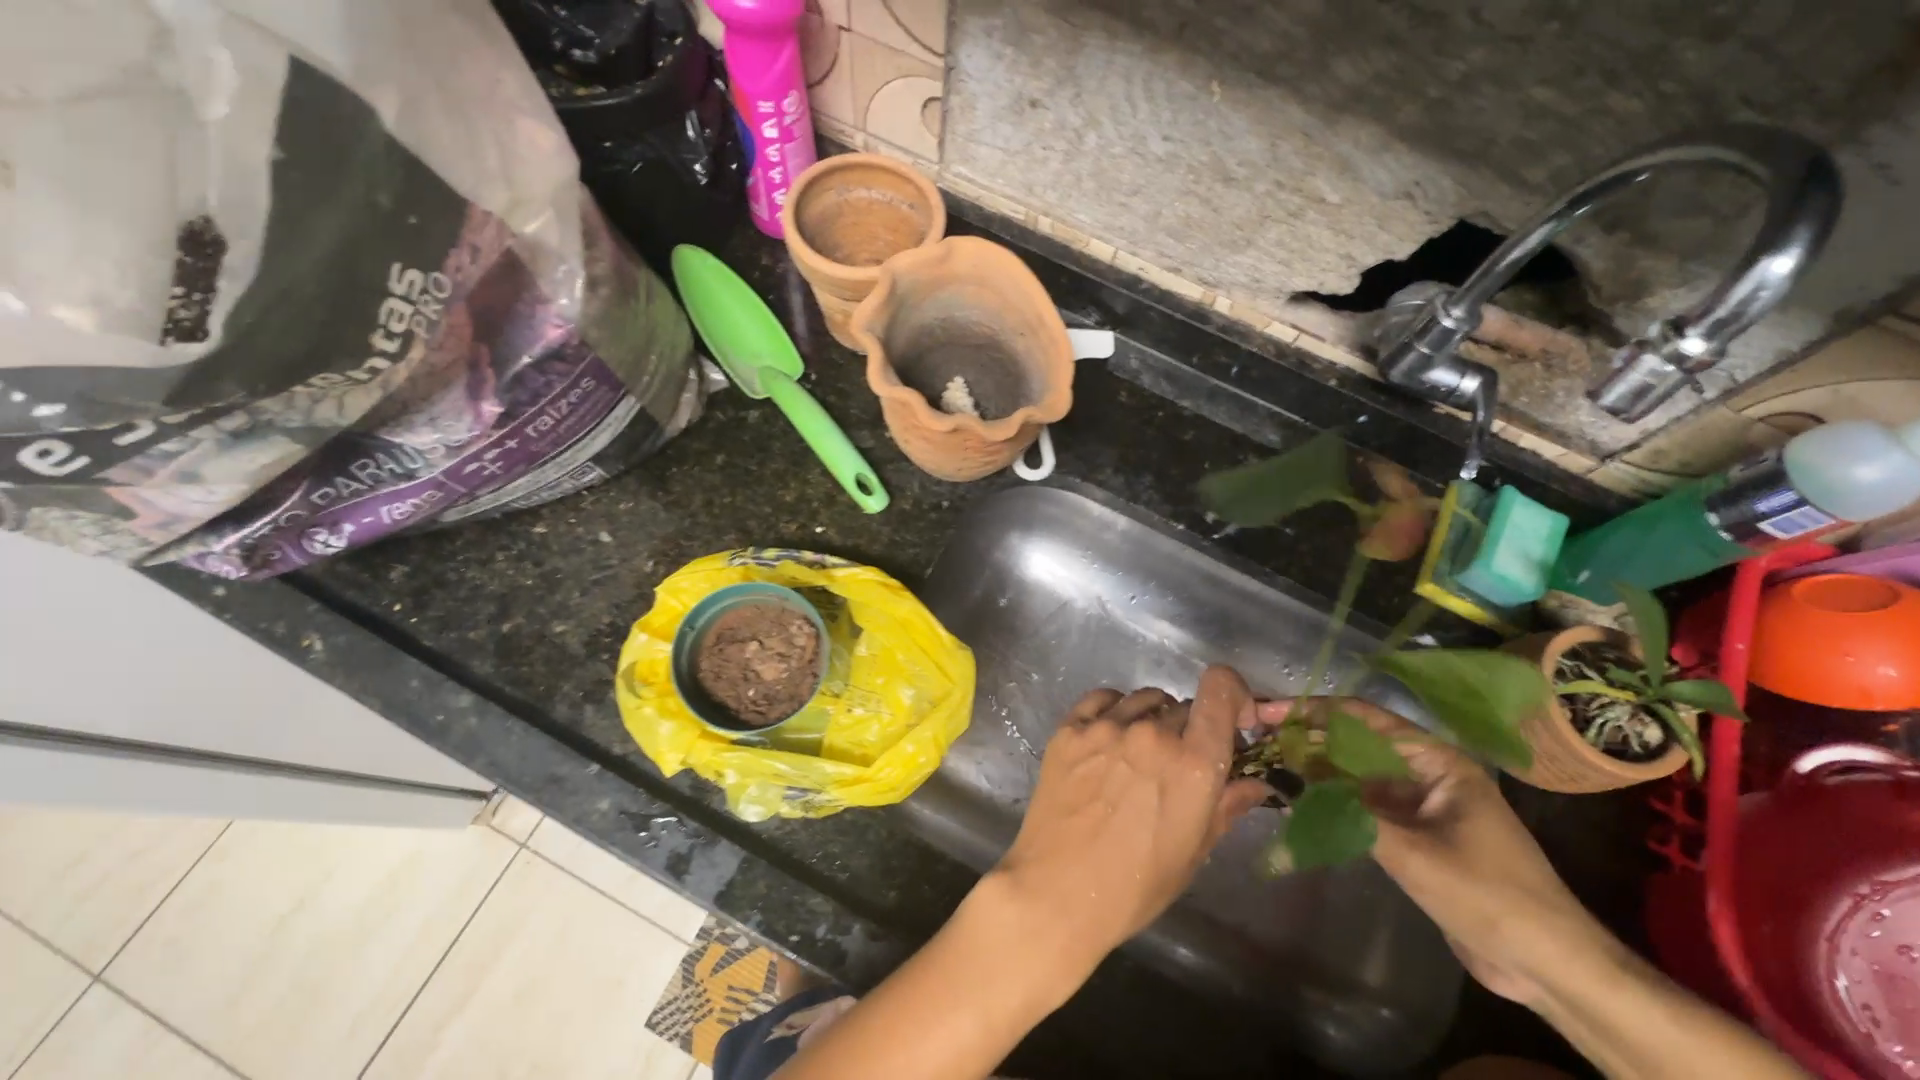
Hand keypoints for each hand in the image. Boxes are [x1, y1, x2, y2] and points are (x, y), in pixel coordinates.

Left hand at [989, 667, 1271, 967]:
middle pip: (1184, 706)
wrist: (1056, 891)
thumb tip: (1256, 784)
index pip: (1221, 689)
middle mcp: (1151, 733)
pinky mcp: (1068, 731)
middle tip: (1181, 762)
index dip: (1235, 694)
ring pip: (1143, 699)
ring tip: (1144, 752)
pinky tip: (1112, 735)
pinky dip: (1115, 710)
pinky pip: (1101, 700)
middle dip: (1192, 729)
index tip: (1234, 720)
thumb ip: (1227, 806)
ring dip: (1154, 718)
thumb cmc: (1135, 885)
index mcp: (1192, 763)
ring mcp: (1105, 728)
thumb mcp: (1193, 851)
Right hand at [1245, 697, 1608, 1006]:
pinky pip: (1367, 810)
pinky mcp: (1417, 838)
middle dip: (1310, 740)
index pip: (1366, 720)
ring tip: (1269, 766)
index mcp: (1439, 762)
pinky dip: (1334, 807)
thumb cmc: (1485, 893)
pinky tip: (1298, 806)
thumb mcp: (1411, 852)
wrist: (1545, 960)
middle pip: (1359, 746)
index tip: (1268, 711)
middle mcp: (1429, 775)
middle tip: (1259, 738)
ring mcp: (1423, 808)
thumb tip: (1287, 780)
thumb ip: (1347, 813)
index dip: (1314, 711)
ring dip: (1319, 775)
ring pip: (1359, 779)